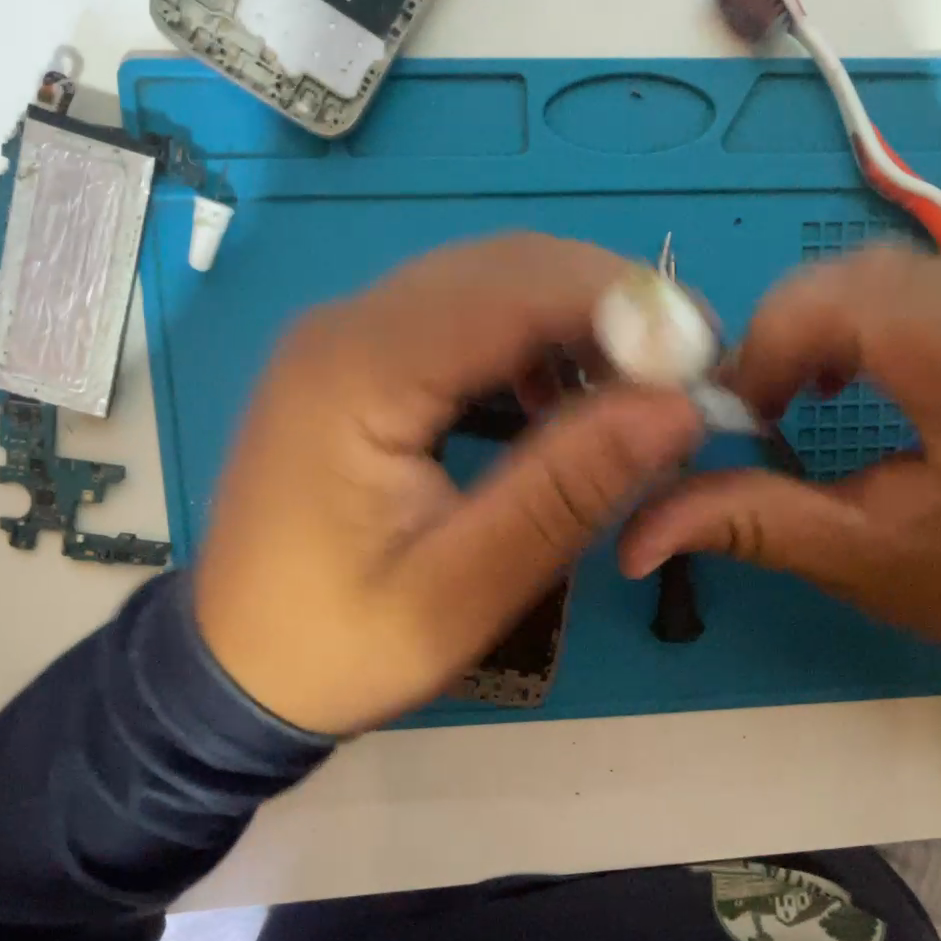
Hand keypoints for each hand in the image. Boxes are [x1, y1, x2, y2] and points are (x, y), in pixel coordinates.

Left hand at [192, 235, 701, 734]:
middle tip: (683, 376)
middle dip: (607, 306)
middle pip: (502, 269)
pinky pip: (457, 320)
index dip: (622, 306)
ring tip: (630, 393)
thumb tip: (679, 410)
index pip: (512, 289)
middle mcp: (344, 325)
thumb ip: (566, 490)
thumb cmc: (341, 644)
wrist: (234, 671)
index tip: (707, 354)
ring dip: (570, 322)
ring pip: (484, 285)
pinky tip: (555, 400)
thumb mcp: (464, 587)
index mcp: (357, 371)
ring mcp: (344, 338)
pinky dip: (526, 343)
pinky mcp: (353, 362)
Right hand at [619, 249, 940, 660]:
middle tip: (764, 399)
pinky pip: (938, 277)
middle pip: (877, 275)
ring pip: (902, 268)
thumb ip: (747, 522)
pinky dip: (878, 312)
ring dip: (831, 317)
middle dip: (793, 327)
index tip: (742, 407)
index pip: (866, 303)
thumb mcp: (855, 558)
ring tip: (807, 387)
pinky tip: (865, 365)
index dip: (776, 339)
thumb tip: (631, 536)